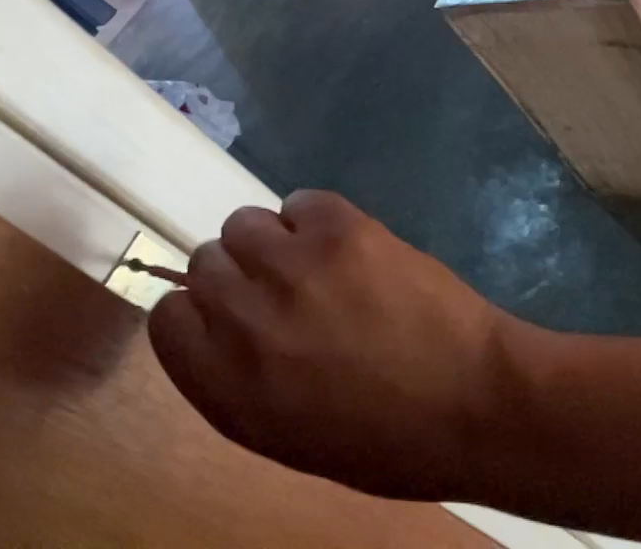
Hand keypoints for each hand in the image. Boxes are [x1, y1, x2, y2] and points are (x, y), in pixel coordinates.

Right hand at [148, 190, 516, 500]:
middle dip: (237, 277)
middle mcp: (245, 318)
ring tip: (314, 267)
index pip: (168, 319)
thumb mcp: (283, 434)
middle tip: (281, 293)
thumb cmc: (381, 439)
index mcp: (225, 385)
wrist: (472, 400)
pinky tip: (345, 249)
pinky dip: (313, 220)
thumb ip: (232, 378)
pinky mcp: (340, 227)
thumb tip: (214, 325)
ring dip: (271, 244)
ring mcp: (292, 265)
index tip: (228, 319)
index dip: (198, 316)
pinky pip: (298, 202)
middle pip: (204, 263)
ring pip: (244, 223)